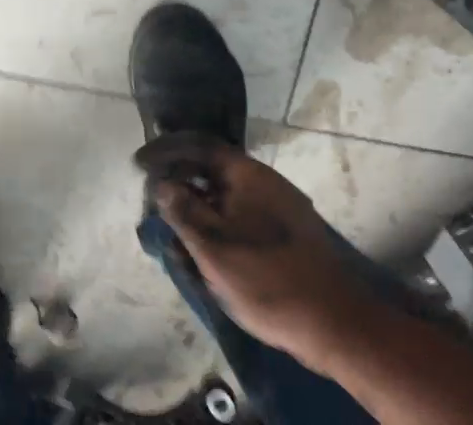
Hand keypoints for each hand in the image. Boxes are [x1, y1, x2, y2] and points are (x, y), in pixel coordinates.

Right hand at [137, 133, 380, 372]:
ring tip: (174, 238)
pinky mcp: (284, 237)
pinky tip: (203, 256)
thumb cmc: (266, 278)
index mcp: (248, 175)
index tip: (138, 165)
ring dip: (196, 212)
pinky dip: (216, 230)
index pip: (199, 146)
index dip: (164, 151)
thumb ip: (181, 210)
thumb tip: (162, 184)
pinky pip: (240, 220)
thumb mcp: (212, 246)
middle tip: (153, 202)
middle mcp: (264, 184)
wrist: (334, 325)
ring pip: (224, 199)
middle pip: (211, 171)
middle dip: (178, 185)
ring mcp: (278, 210)